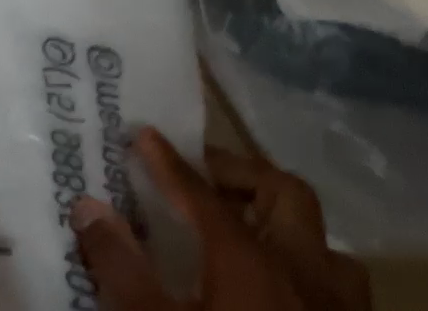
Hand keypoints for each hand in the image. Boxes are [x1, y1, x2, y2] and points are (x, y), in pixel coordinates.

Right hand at [73, 128, 368, 310]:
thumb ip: (118, 263)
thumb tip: (88, 206)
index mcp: (251, 259)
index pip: (202, 192)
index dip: (168, 160)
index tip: (143, 134)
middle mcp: (302, 270)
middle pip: (286, 194)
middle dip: (237, 173)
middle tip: (194, 175)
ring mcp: (338, 305)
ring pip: (321, 241)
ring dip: (277, 222)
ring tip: (234, 227)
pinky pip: (333, 280)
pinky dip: (297, 262)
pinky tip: (266, 281)